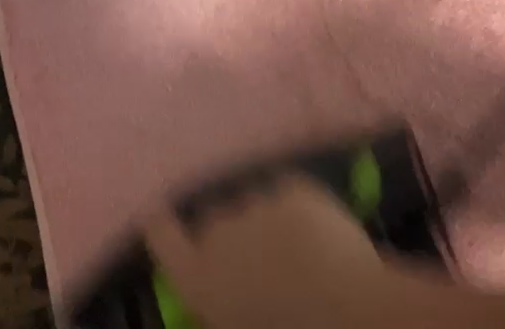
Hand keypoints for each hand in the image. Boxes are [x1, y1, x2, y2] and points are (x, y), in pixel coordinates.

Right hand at [144, 174, 393, 328]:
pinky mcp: (293, 189)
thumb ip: (219, 310)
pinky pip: (289, 198)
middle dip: (231, 239)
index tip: (159, 217)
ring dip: (266, 225)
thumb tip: (218, 301)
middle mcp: (219, 233)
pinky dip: (299, 212)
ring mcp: (257, 205)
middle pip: (214, 225)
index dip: (161, 227)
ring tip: (297, 254)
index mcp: (199, 278)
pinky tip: (319, 236)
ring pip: (255, 209)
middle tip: (259, 264)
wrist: (345, 312)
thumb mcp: (234, 324)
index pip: (164, 239)